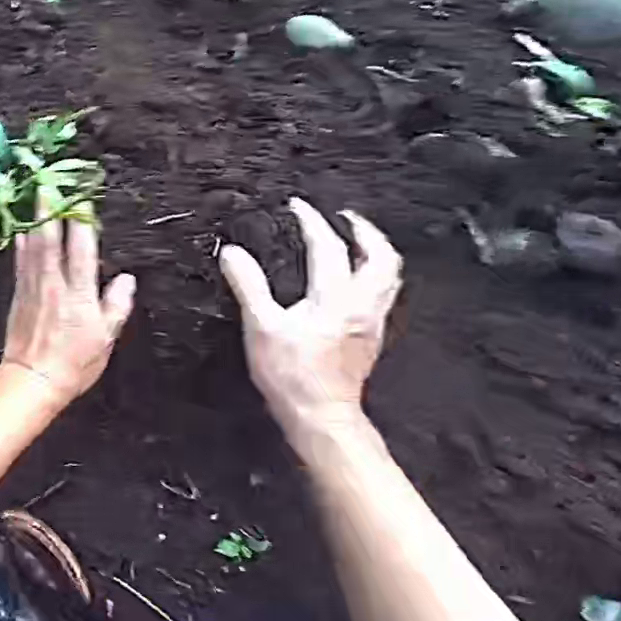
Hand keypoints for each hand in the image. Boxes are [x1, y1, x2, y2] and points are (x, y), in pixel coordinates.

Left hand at [2, 217, 136, 404]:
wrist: (32, 379)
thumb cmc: (74, 363)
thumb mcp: (105, 337)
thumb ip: (115, 305)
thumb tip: (126, 279)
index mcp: (79, 294)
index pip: (82, 251)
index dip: (82, 225)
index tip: (82, 202)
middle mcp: (54, 285)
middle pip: (51, 241)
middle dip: (50, 212)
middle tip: (48, 185)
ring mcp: (33, 289)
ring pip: (33, 248)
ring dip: (35, 222)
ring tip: (35, 199)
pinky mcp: (18, 296)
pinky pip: (20, 264)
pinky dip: (21, 246)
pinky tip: (21, 233)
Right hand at [218, 199, 402, 446]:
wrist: (321, 413)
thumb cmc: (292, 374)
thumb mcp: (261, 325)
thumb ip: (248, 285)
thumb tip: (233, 253)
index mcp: (335, 299)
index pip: (328, 247)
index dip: (311, 222)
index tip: (298, 207)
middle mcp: (362, 306)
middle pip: (380, 258)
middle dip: (363, 232)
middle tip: (345, 217)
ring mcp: (370, 322)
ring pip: (388, 277)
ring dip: (374, 252)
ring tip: (356, 241)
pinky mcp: (369, 337)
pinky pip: (382, 295)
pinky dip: (373, 276)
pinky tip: (355, 280)